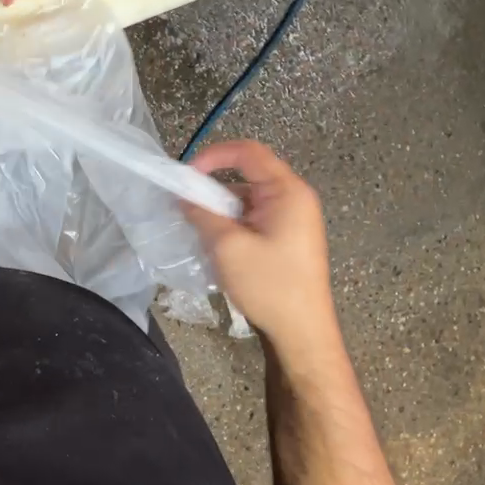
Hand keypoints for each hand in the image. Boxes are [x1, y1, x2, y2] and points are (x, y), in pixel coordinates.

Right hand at [183, 140, 342, 355]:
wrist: (301, 331)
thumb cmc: (269, 285)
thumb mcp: (227, 246)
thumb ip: (202, 213)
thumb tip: (183, 196)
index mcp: (288, 192)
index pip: (248, 152)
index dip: (213, 156)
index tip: (185, 176)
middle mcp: (293, 199)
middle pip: (245, 176)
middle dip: (211, 189)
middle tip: (185, 208)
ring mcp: (291, 220)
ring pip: (245, 200)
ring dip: (219, 211)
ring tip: (197, 232)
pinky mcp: (285, 239)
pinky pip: (251, 219)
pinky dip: (230, 225)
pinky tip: (215, 246)